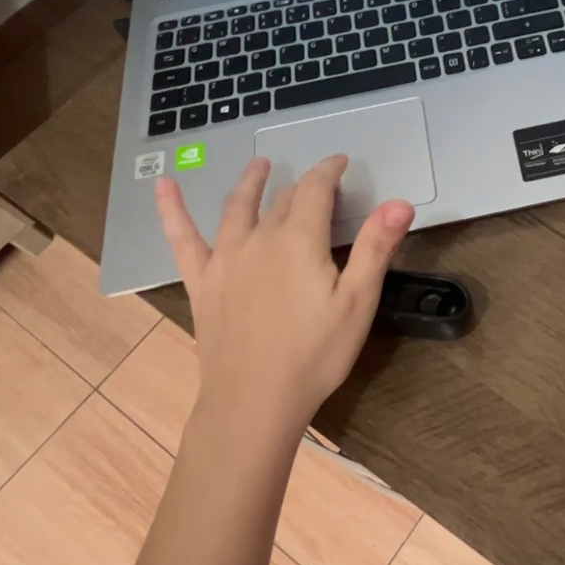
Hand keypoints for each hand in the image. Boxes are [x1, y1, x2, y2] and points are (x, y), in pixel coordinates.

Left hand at [153, 155, 413, 437]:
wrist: (253, 401)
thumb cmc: (315, 354)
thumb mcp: (358, 302)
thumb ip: (377, 247)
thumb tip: (400, 201)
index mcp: (300, 240)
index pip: (316, 189)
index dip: (329, 171)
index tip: (341, 162)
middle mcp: (259, 239)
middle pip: (282, 200)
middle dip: (302, 186)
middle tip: (319, 183)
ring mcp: (225, 259)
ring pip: (237, 208)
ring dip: (250, 183)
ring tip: (259, 165)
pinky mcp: (203, 282)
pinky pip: (183, 238)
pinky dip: (171, 208)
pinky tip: (164, 185)